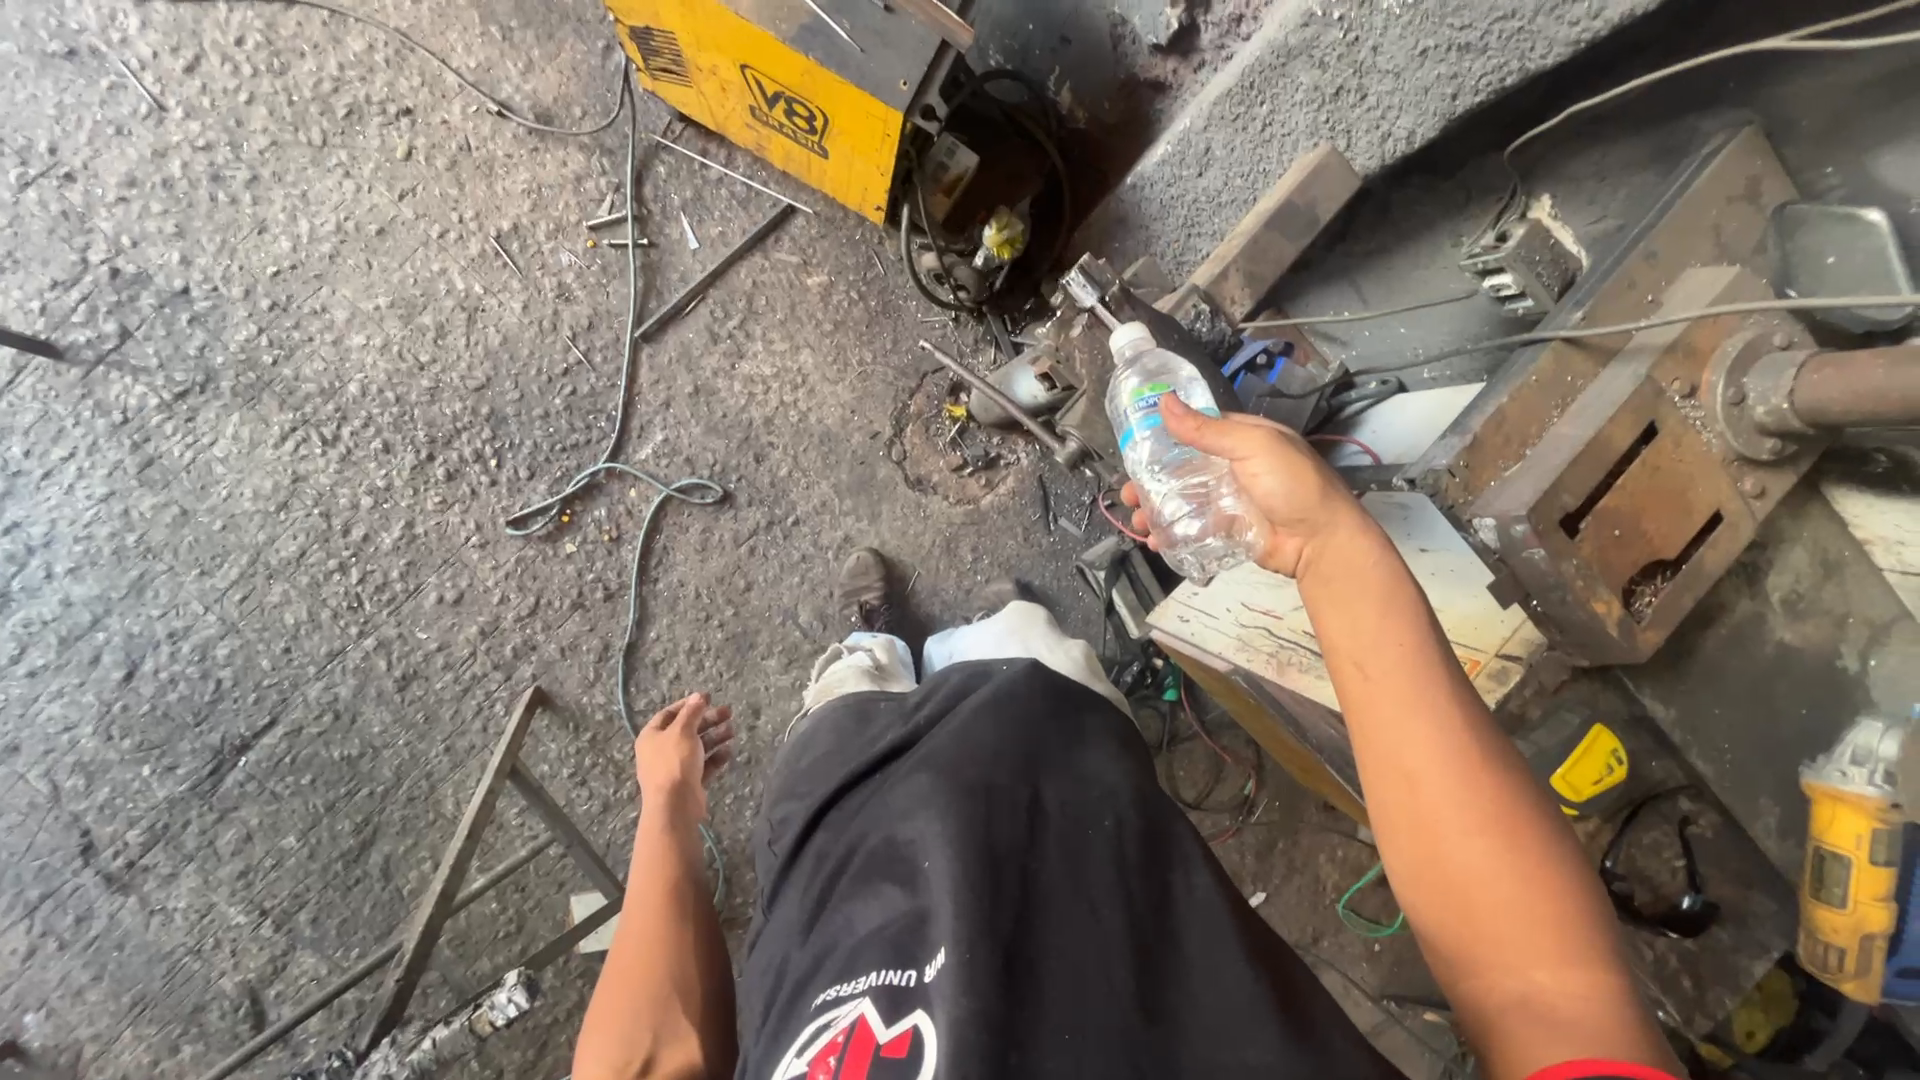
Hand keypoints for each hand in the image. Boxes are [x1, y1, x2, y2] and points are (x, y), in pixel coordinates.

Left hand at [635, 693, 734, 818]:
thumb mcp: (683, 730)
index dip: (688, 704)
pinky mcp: (688, 781)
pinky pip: (703, 765)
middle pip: (687, 729)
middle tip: (728, 712)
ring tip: (732, 730)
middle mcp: (661, 750)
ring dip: (715, 737)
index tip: (708, 698)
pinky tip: (728, 751)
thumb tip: (698, 695)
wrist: (674, 804)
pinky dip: (715, 757)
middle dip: (708, 720)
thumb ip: (692, 712)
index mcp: (652, 736)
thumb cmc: (674, 761)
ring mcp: (674, 767)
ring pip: (697, 747)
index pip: (669, 713)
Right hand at [1121, 394, 1373, 579]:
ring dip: (1155, 510)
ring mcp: (1228, 500)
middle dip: (1151, 481)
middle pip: (1180, 470)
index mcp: (1240, 439)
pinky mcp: (1227, 529)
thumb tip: (1164, 401)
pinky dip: (1170, 534)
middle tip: (1128, 493)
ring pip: (1181, 501)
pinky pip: (1191, 529)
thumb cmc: (1292, 485)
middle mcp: (1231, 467)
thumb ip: (1207, 429)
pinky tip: (1154, 540)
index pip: (1195, 431)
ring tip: (1137, 520)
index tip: (1133, 449)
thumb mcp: (1252, 446)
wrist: (1320, 541)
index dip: (1163, 439)